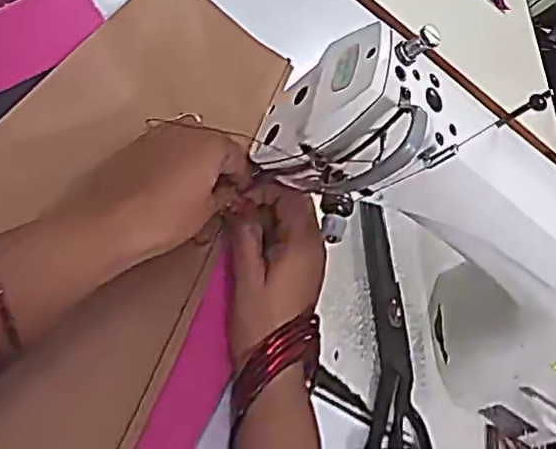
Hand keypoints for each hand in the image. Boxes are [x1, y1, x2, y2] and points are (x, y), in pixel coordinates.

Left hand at [66, 122, 252, 269]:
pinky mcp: (137, 143)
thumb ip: (223, 196)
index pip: (240, 155)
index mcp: (213, 142)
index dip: (242, 178)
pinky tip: (163, 188)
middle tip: (216, 195)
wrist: (108, 222)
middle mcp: (189, 129)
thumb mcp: (205, 213)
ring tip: (188, 192)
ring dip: (194, 162)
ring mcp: (161, 132)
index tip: (238, 195)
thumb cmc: (165, 218)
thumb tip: (226, 191)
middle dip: (218, 166)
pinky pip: (166, 149)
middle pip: (214, 144)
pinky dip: (171, 163)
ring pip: (188, 144)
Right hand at [229, 183, 326, 360]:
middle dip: (270, 198)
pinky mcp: (305, 271)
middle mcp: (314, 247)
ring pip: (297, 219)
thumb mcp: (246, 276)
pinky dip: (277, 230)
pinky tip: (256, 241)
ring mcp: (312, 259)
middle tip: (245, 205)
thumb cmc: (262, 327)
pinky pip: (295, 236)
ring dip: (273, 213)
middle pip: (298, 203)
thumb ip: (245, 236)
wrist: (274, 364)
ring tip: (246, 221)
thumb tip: (241, 208)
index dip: (267, 190)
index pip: (292, 195)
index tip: (245, 197)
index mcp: (303, 243)